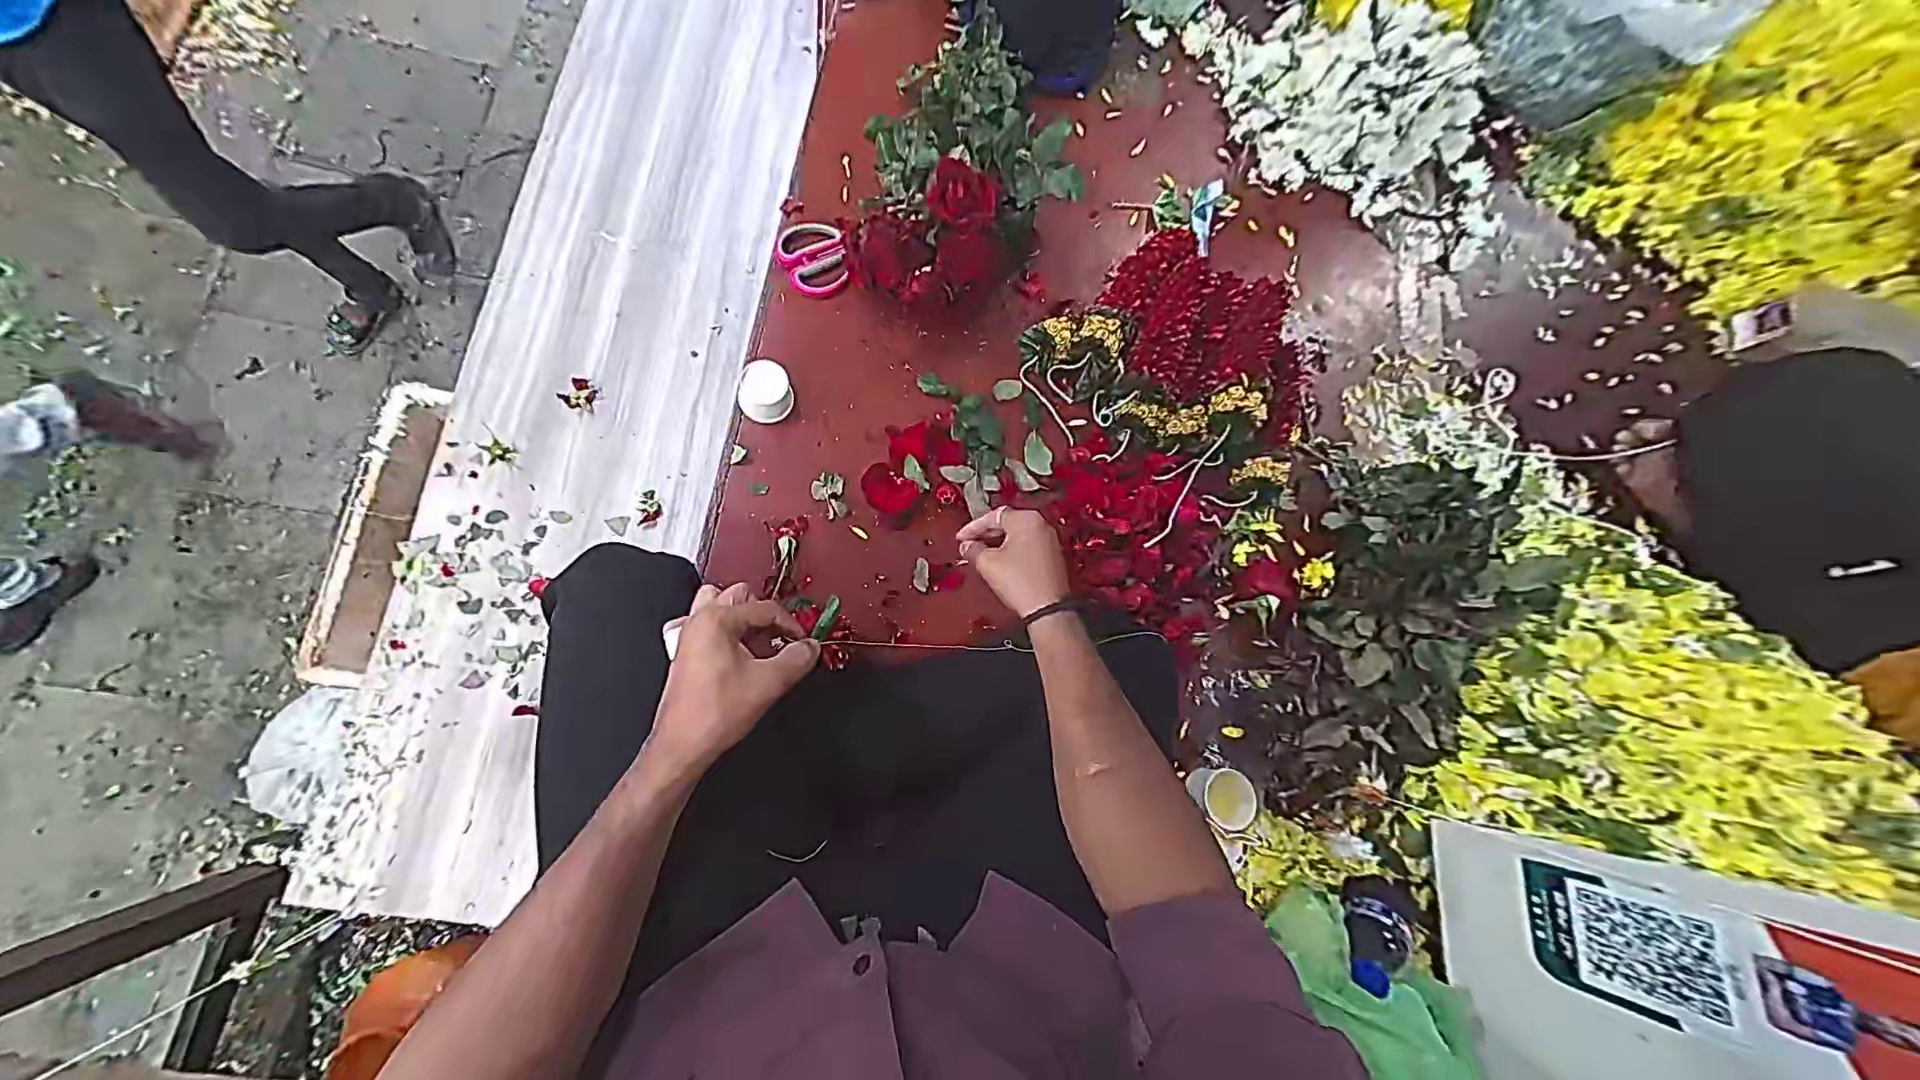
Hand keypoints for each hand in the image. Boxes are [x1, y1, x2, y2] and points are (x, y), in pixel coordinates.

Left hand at [644, 583, 818, 775]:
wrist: (683, 745)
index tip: (803, 642)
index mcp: (716, 620)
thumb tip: (810, 647)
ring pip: (719, 605)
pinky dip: (722, 633)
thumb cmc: (716, 714)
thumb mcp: (770, 682)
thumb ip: (798, 658)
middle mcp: (698, 621)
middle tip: (781, 640)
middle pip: (740, 596)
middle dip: (765, 616)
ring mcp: (687, 636)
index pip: (766, 608)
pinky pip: (704, 627)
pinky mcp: (683, 653)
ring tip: (758, 644)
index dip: (791, 625)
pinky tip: (734, 654)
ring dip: (742, 619)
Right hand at [956, 508, 1069, 619]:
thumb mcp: (987, 563)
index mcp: (1027, 519)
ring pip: (1017, 536)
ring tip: (982, 555)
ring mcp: (1050, 541)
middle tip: (969, 545)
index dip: (973, 527)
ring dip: (998, 544)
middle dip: (986, 534)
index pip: (994, 516)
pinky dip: (1012, 551)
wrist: (1047, 608)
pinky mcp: (1053, 557)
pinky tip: (1001, 564)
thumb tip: (967, 546)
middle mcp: (1041, 525)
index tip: (962, 537)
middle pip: (1007, 523)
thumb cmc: (1021, 582)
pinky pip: (1027, 547)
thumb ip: (973, 549)